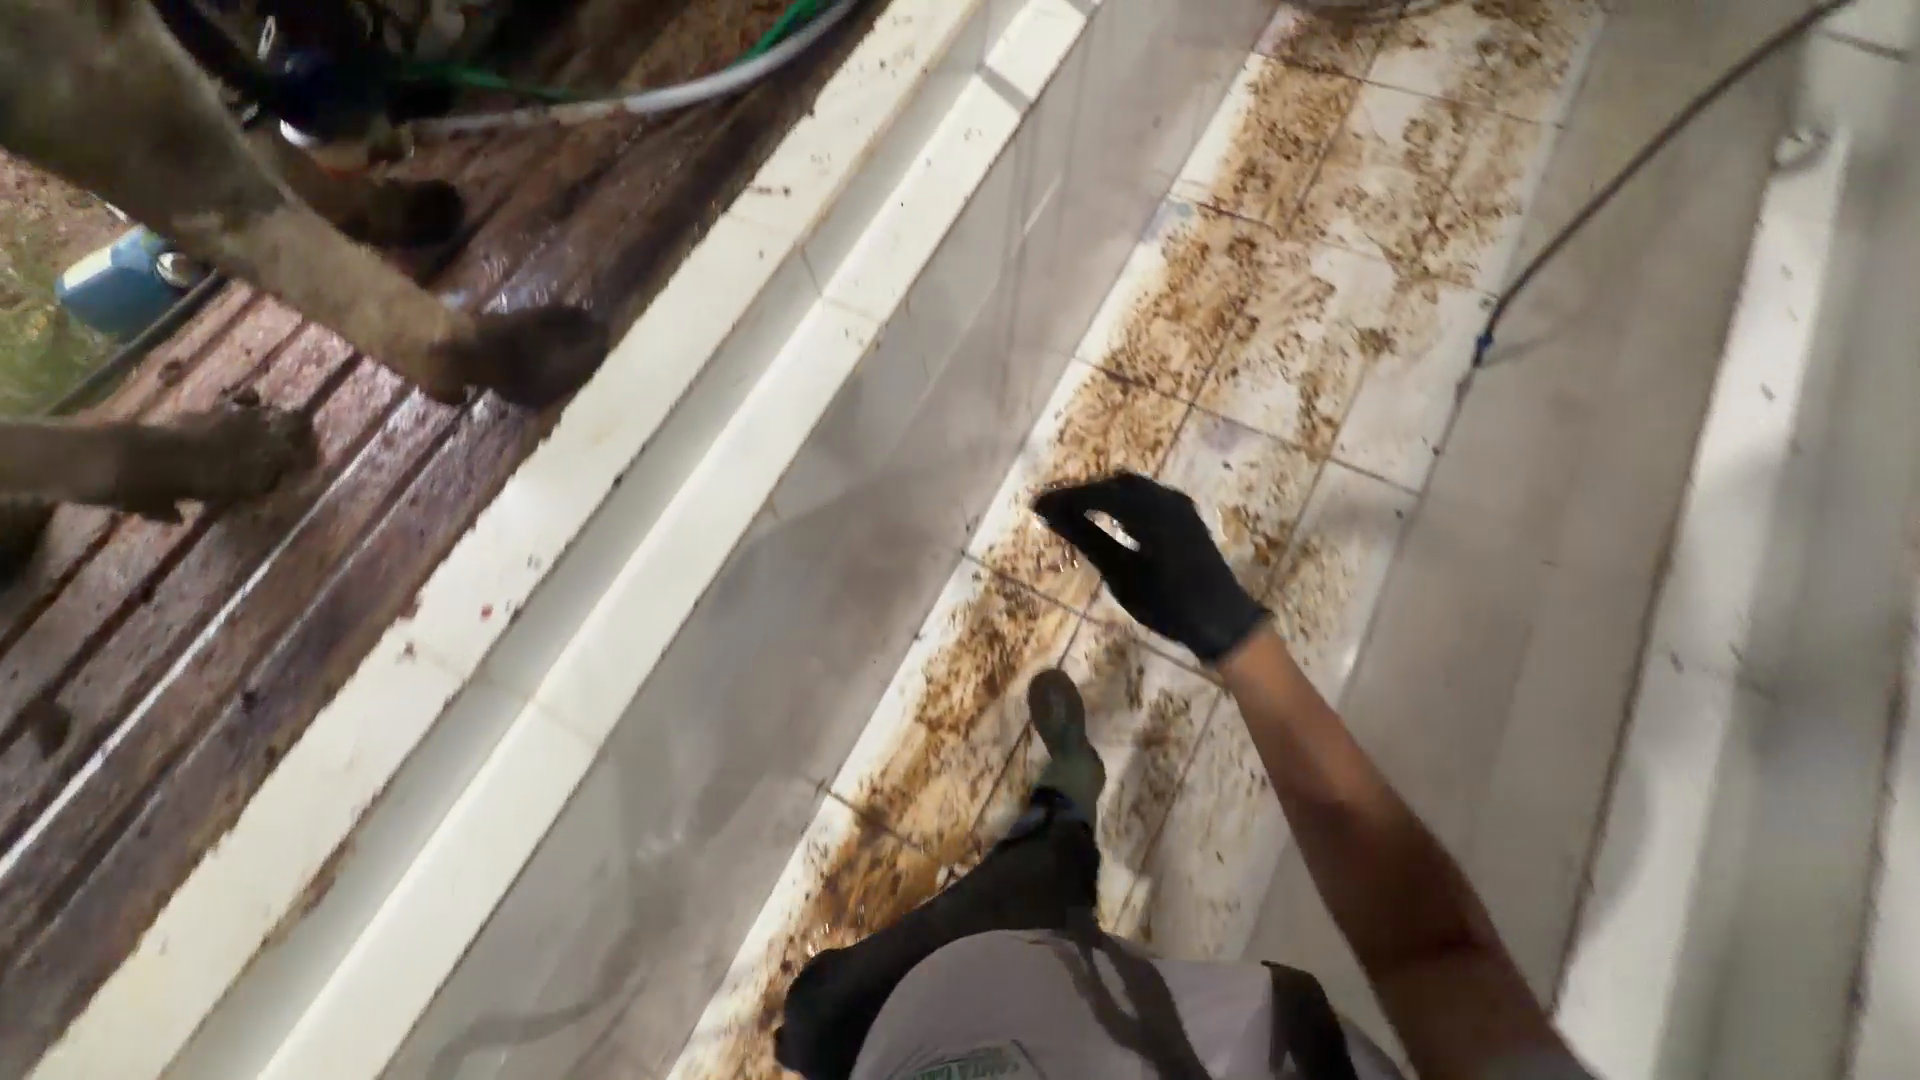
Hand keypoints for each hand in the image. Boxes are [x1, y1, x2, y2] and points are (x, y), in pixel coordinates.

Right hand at [1033, 472, 1266, 663]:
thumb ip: (1087, 539)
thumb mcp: (1121, 576)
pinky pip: (1147, 496)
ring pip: (1132, 487)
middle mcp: (1166, 499)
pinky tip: (1109, 519)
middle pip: (1116, 484)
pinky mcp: (1184, 514)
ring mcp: (1179, 505)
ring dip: (1103, 495)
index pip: (1098, 494)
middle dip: (1083, 492)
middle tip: (1054, 510)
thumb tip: (1052, 515)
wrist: (1221, 619)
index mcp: (1150, 513)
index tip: (1038, 505)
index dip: (1065, 497)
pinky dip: (1122, 501)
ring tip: (1076, 513)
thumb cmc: (1168, 604)